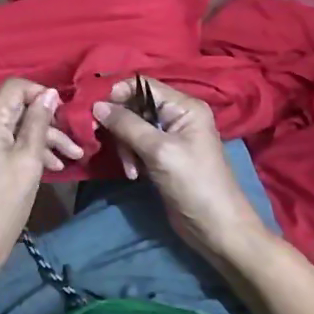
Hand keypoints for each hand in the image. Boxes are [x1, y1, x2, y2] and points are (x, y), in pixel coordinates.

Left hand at [0, 79, 82, 277]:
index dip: (42, 94)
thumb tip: (50, 94)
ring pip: (13, 126)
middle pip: (15, 107)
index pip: (15, 87)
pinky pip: (4, 141)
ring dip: (42, 137)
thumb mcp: (29, 159)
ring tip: (71, 156)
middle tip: (74, 139)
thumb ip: (39, 122)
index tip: (64, 114)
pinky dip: (26, 148)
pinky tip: (52, 164)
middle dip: (47, 121)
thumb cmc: (5, 202)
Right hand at [93, 78, 270, 263]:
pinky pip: (138, 146)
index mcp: (185, 106)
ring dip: (125, 146)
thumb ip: (128, 125)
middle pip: (136, 106)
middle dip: (122, 126)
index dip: (120, 94)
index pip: (144, 85)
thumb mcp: (159, 151)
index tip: (100, 112)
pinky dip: (132, 158)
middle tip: (116, 148)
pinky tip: (134, 175)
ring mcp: (171, 138)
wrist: (216, 228)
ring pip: (134, 128)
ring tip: (131, 170)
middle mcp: (178, 116)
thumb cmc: (193, 183)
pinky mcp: (164, 157)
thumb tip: (97, 105)